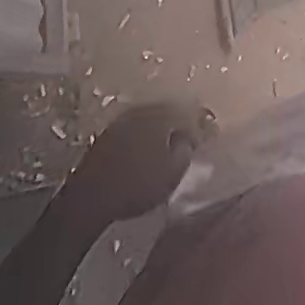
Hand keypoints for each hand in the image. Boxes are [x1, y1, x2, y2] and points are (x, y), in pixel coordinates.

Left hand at [58, 101, 214, 225]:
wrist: (91, 196)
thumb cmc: (137, 186)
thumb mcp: (171, 173)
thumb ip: (185, 149)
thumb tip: (189, 135)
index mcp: (160, 117)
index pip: (188, 110)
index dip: (203, 119)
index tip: (213, 129)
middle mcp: (142, 111)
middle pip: (170, 108)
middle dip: (184, 118)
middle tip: (196, 131)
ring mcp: (123, 120)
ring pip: (153, 115)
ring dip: (166, 123)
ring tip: (175, 138)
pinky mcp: (110, 132)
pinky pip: (139, 123)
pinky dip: (150, 130)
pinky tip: (152, 143)